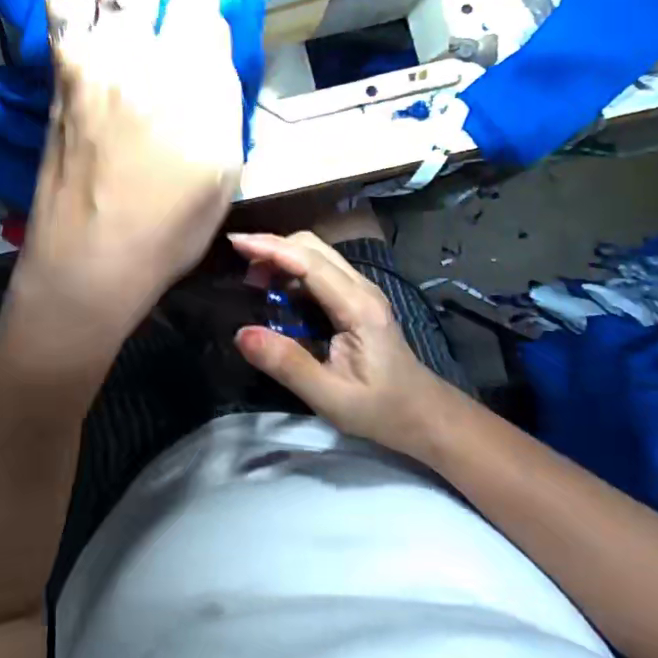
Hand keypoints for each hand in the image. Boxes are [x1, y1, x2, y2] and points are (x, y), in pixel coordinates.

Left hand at [13, 0, 243, 331]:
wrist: (89, 263)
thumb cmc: (169, 227)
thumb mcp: (222, 167)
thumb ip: (220, 92)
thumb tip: (207, 35)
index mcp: (179, 82)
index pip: (195, 0)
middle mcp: (124, 60)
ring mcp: (79, 71)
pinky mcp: (52, 89)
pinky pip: (57, 21)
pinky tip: (88, 12)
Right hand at [228, 231, 475, 458]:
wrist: (424, 415)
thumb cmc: (380, 409)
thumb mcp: (330, 396)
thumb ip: (287, 364)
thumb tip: (241, 333)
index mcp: (358, 307)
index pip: (308, 262)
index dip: (269, 248)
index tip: (233, 242)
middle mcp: (362, 288)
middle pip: (313, 247)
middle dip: (272, 247)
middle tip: (239, 270)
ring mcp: (362, 291)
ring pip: (317, 254)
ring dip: (282, 257)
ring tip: (252, 281)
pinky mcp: (357, 300)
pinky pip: (321, 270)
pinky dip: (292, 270)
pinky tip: (276, 292)